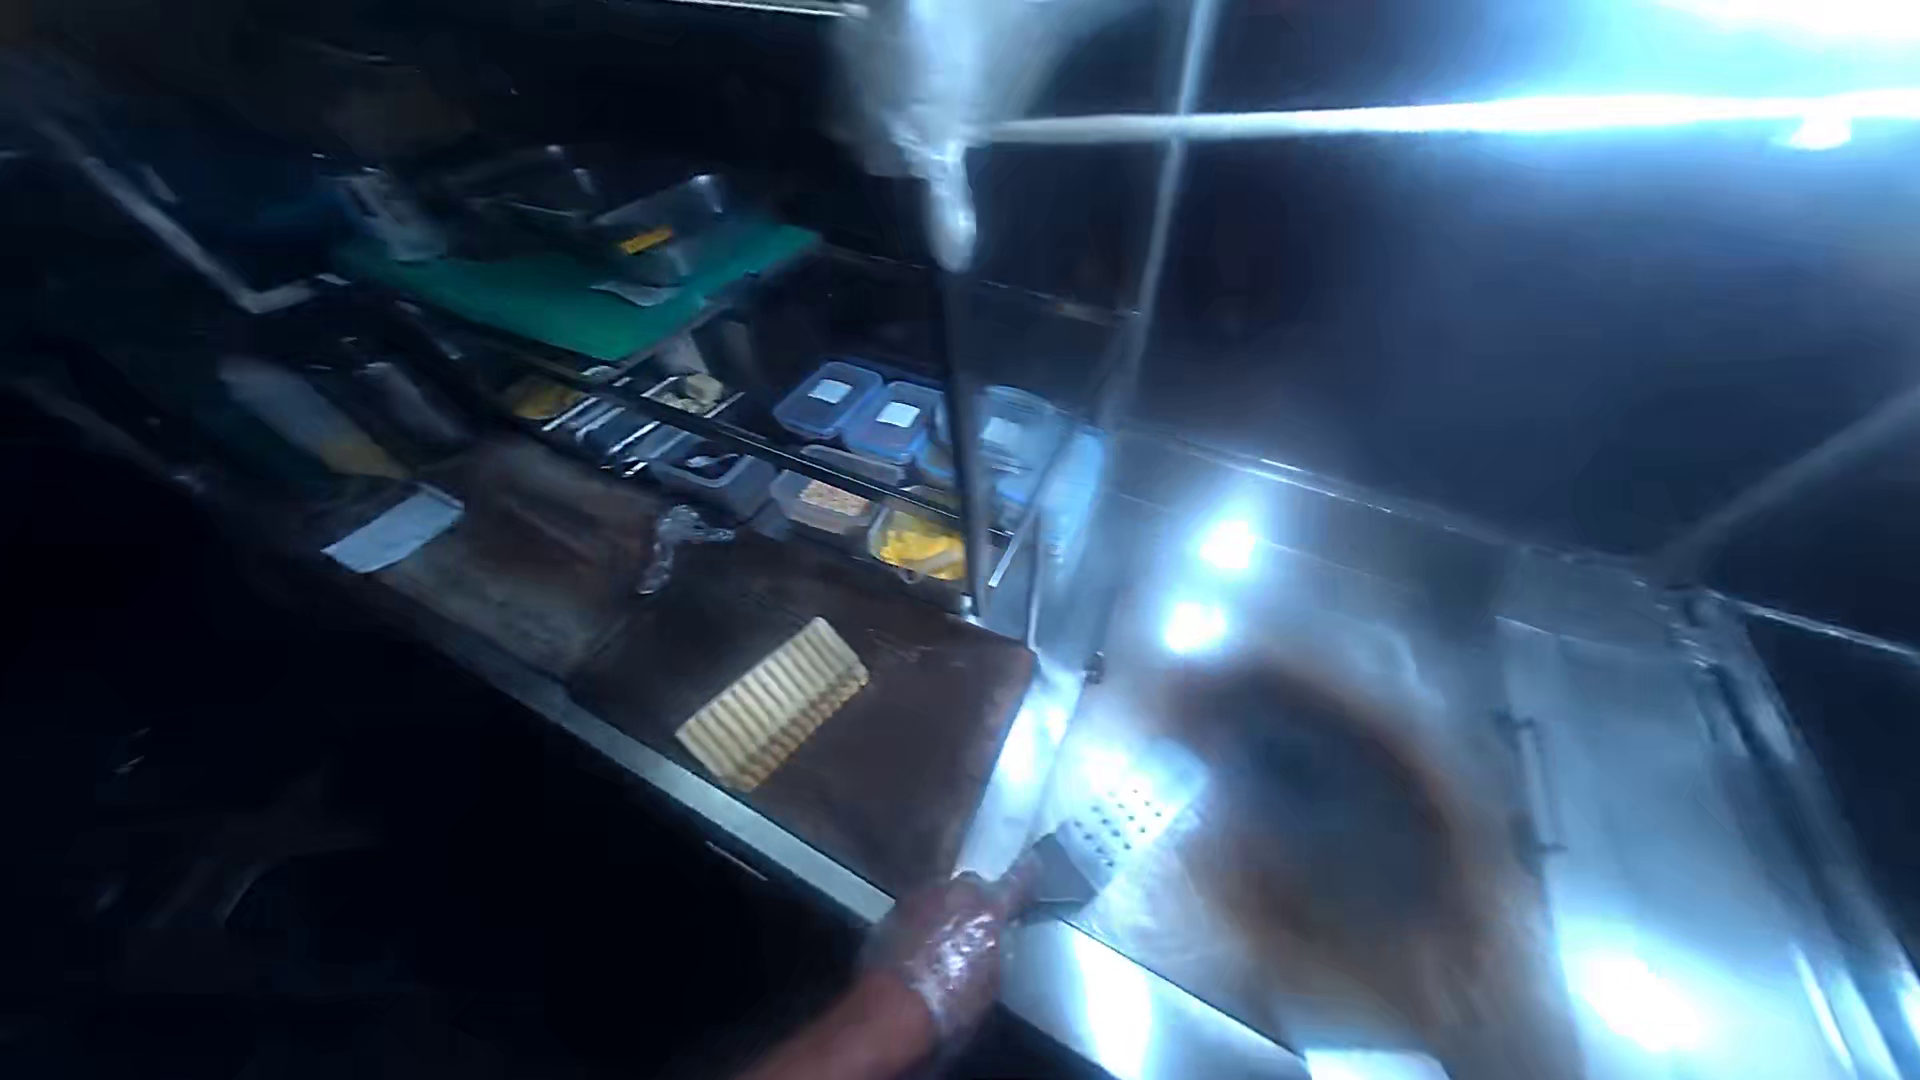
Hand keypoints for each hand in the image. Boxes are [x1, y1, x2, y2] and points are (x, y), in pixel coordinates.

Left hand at [863, 856, 1040, 1038]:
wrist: (891, 1011)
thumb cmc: (950, 1007)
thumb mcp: (990, 986)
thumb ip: (997, 950)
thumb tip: (996, 939)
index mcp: (988, 908)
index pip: (1017, 882)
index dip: (1027, 874)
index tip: (1034, 862)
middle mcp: (957, 890)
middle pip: (973, 886)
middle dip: (976, 901)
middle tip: (975, 926)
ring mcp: (922, 894)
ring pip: (943, 893)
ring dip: (947, 909)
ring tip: (944, 939)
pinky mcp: (895, 907)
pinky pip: (918, 907)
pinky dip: (922, 920)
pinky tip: (917, 946)